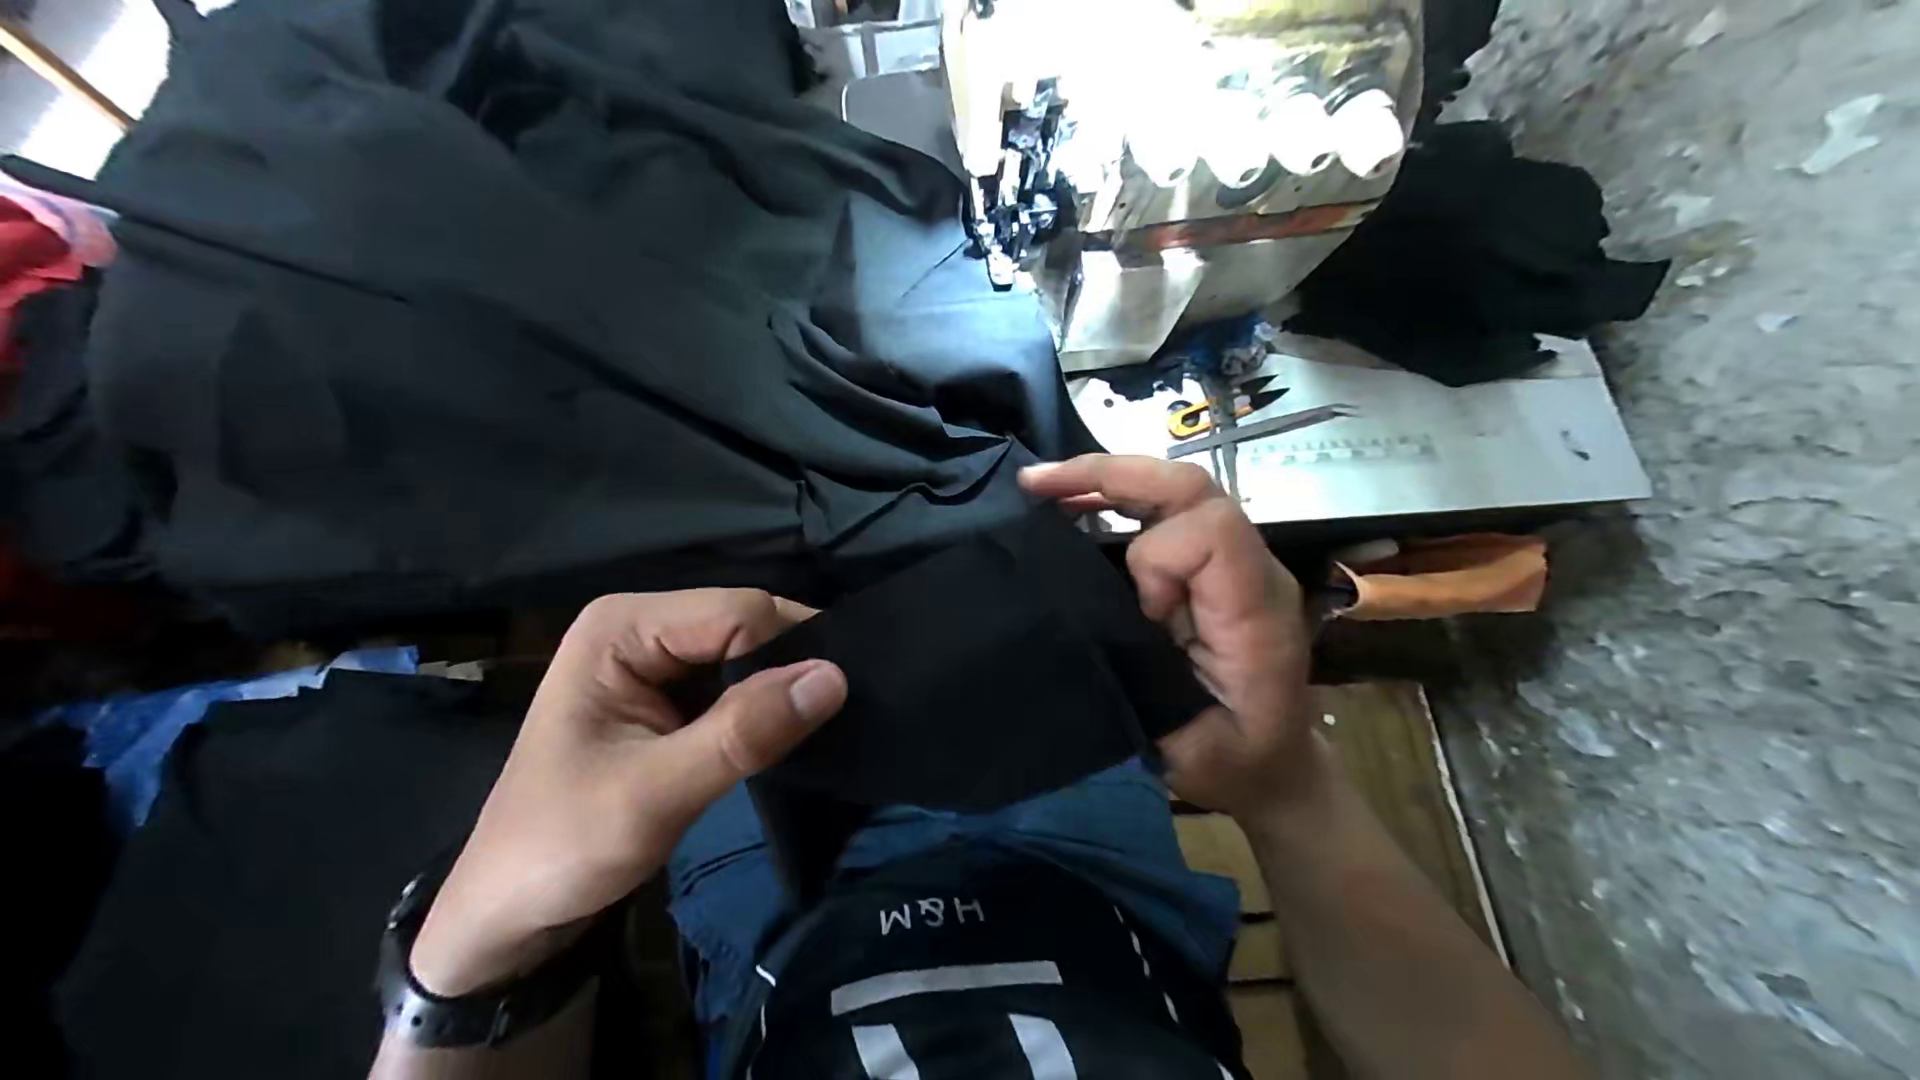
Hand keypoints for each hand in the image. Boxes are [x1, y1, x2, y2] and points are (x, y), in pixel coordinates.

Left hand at [410, 589, 846, 995]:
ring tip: (813, 730)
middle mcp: (644, 624)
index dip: (786, 653)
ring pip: (753, 650)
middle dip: (788, 668)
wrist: (511, 910)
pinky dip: (769, 705)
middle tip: (825, 723)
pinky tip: (787, 732)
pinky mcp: (674, 689)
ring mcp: (659, 656)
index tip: (825, 710)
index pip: (740, 612)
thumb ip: (742, 733)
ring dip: (783, 689)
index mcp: (623, 626)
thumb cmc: (561, 849)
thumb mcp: (653, 796)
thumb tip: (833, 677)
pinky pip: (742, 678)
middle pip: (749, 623)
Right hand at [1020, 455, 1316, 820]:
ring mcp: (1233, 563)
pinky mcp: (1211, 566)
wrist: (1276, 766)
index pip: (1211, 533)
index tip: (1139, 610)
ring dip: (1106, 481)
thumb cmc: (1235, 764)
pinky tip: (1072, 511)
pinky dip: (1113, 502)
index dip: (1157, 557)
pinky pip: (1164, 513)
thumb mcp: (1188, 750)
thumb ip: (1144, 691)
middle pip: (1190, 488)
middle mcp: (1251, 571)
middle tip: (1037, 484)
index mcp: (1255, 614)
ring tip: (1043, 488)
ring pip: (1176, 489)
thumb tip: (1084, 630)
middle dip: (1110, 476)